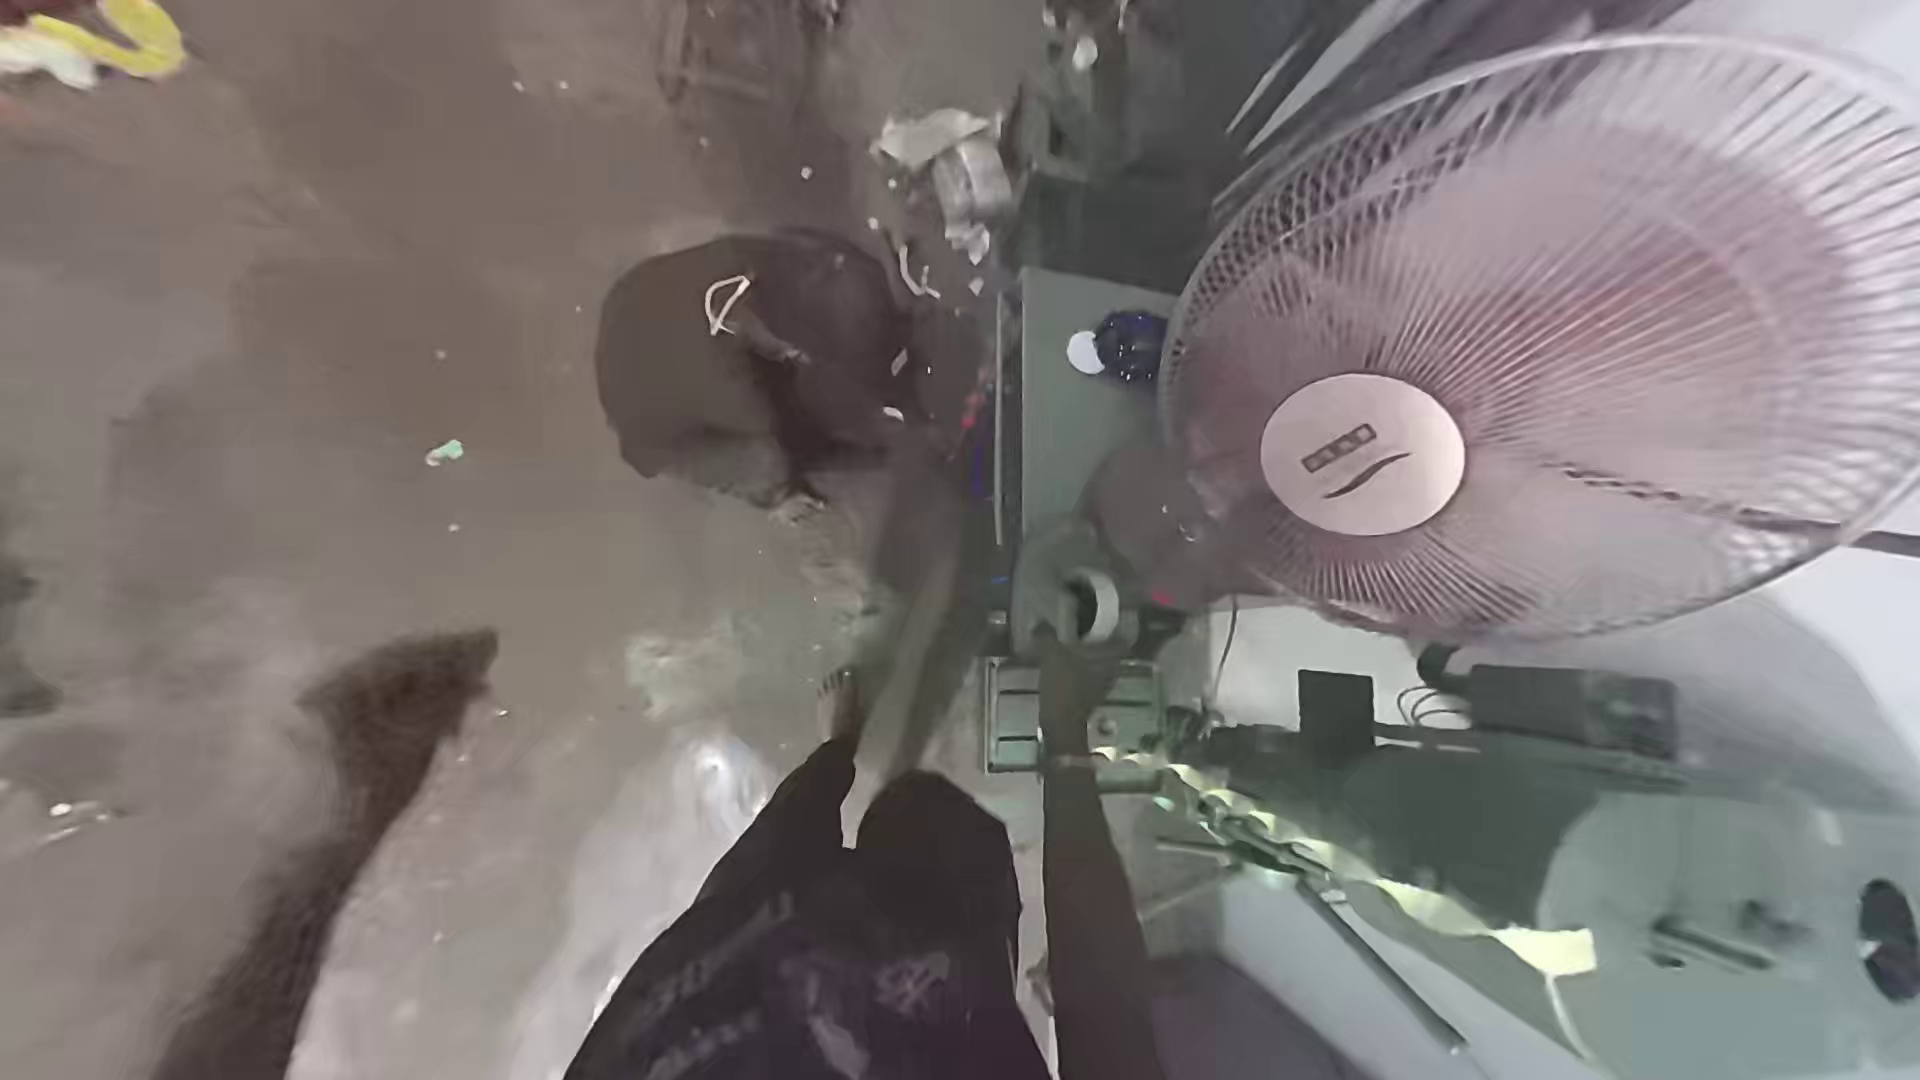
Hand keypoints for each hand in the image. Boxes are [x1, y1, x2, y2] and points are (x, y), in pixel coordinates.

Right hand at [1035, 625, 1121, 755]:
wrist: (1061, 724)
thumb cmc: (1062, 685)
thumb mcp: (1050, 655)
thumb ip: (1047, 636)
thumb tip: (1041, 622)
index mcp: (1107, 656)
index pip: (1120, 639)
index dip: (1112, 629)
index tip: (1099, 622)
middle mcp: (1110, 670)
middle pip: (1111, 653)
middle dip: (1099, 644)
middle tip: (1082, 635)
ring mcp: (1103, 686)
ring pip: (1101, 667)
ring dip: (1091, 660)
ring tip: (1073, 652)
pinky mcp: (1093, 698)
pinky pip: (1092, 679)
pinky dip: (1083, 674)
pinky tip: (1069, 671)